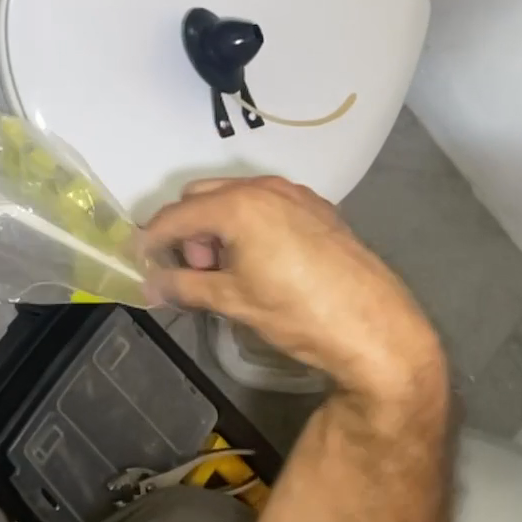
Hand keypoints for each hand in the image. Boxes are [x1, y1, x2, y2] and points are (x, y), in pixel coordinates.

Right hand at [142, 176, 443, 401]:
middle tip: (195, 270)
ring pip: (233, 195)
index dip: (152, 238)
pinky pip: (265, 202)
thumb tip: (149, 285)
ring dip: (217, 223)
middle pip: (200, 196)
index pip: (175, 215)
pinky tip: (262, 259)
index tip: (141, 260)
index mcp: (236, 205)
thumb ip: (182, 286)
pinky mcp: (318, 208)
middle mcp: (262, 188)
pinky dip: (248, 221)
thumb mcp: (232, 301)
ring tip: (229, 268)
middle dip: (187, 230)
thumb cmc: (299, 315)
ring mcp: (294, 194)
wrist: (380, 332)